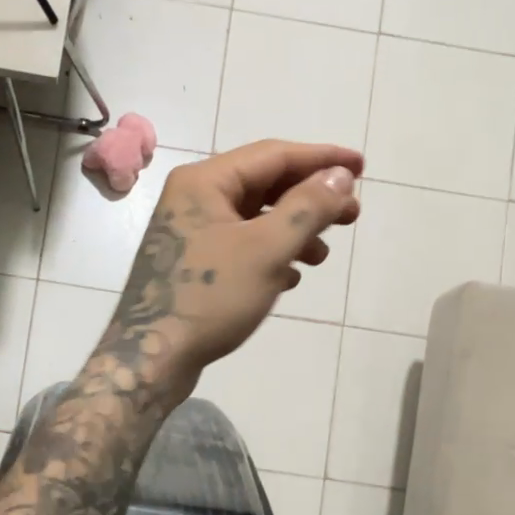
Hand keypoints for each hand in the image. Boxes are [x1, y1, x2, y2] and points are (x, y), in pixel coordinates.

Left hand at [96, 140, 363, 406]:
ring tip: (322, 256)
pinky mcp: (190, 267)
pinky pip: (238, 248)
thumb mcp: (267, 250)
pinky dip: (268, 256)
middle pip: (263, 186)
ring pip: (252, 220)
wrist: (152, 359)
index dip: (321, 160)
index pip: (273, 155)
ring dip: (292, 232)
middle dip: (310, 200)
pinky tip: (290, 277)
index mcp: (203, 182)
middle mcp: (191, 199)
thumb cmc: (210, 298)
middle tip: (351, 216)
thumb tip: (339, 175)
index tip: (361, 169)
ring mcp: (187, 235)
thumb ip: (307, 208)